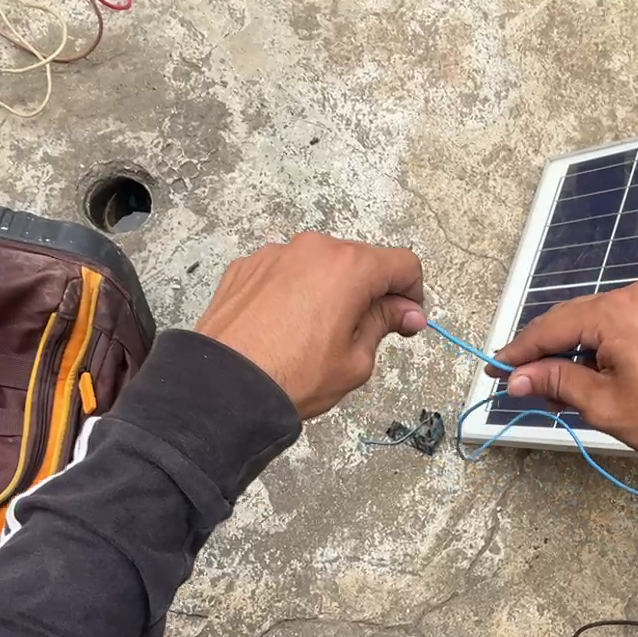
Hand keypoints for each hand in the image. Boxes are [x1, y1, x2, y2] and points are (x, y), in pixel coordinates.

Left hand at [194, 233, 427, 419]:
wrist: (225, 387)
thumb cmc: (292, 377)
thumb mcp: (356, 361)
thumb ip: (385, 325)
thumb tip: (406, 312)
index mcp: (349, 267)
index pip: (403, 265)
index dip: (412, 295)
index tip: (406, 321)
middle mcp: (313, 249)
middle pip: (361, 261)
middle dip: (372, 293)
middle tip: (368, 334)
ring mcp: (276, 255)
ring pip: (321, 266)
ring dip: (332, 292)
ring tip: (319, 335)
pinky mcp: (247, 267)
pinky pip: (286, 273)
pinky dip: (296, 293)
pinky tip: (288, 329)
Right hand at [493, 279, 637, 521]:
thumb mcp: (604, 405)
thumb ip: (556, 384)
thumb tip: (518, 378)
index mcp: (618, 311)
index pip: (552, 327)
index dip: (519, 351)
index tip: (495, 369)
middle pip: (576, 320)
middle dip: (546, 353)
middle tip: (519, 381)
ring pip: (603, 326)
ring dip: (577, 354)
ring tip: (560, 390)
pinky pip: (629, 329)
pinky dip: (606, 351)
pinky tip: (598, 377)